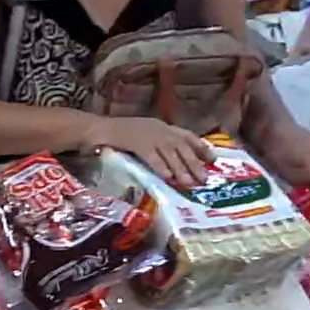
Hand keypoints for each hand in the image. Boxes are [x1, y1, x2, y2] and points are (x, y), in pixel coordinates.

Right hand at [90, 116, 213, 188]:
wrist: (96, 129)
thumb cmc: (117, 136)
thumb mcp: (142, 137)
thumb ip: (157, 148)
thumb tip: (173, 166)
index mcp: (160, 126)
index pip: (186, 135)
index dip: (200, 147)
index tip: (213, 159)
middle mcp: (158, 128)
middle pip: (182, 146)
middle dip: (194, 162)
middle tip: (204, 179)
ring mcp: (147, 134)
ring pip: (170, 152)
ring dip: (181, 168)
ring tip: (190, 182)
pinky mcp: (135, 142)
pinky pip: (152, 156)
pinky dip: (161, 166)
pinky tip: (168, 177)